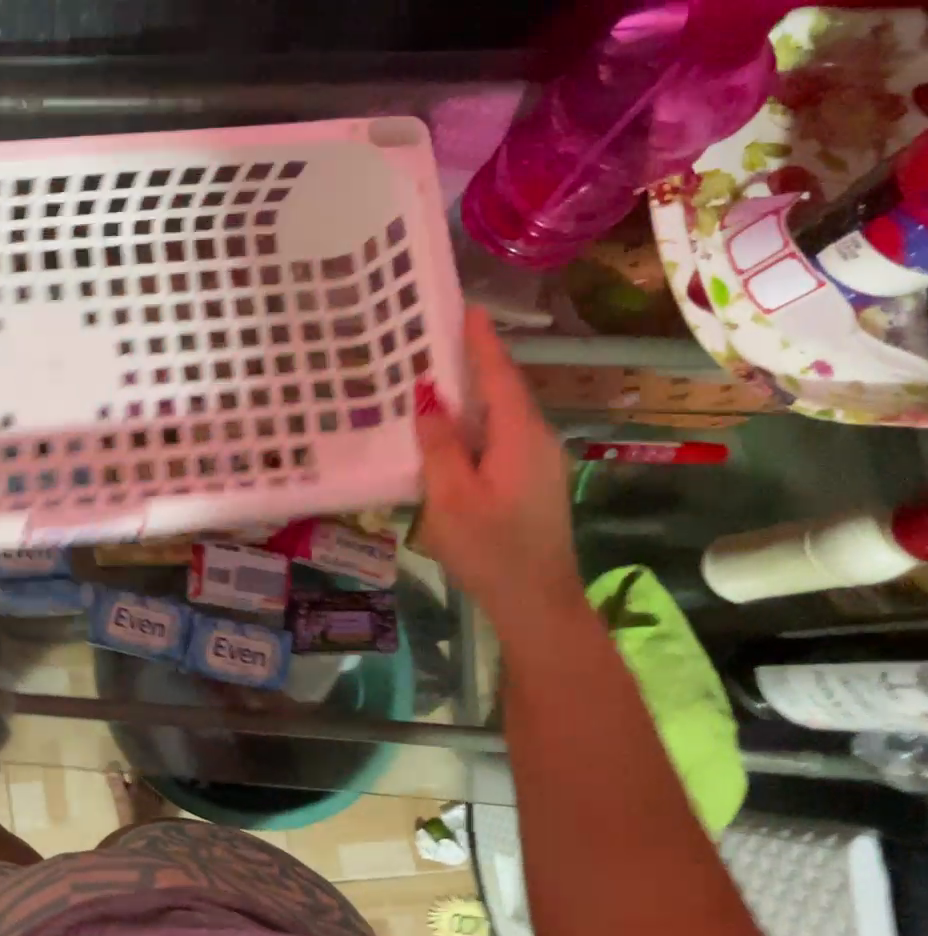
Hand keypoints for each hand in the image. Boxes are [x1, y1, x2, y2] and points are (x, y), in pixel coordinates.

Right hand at [413, 308, 582, 627]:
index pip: (498, 375)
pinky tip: (448, 428)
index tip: (465, 307)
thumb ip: (439, 445)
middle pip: (502, 391)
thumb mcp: (451, 496)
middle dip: (472, 362)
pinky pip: (498, 437)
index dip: (481, 341)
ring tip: (432, 377)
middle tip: (432, 339)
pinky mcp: (529, 481)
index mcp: (518, 436)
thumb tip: (427, 398)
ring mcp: (537, 461)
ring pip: (499, 415)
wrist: (535, 600)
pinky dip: (473, 422)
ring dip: (470, 394)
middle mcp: (535, 439)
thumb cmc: (489, 548)